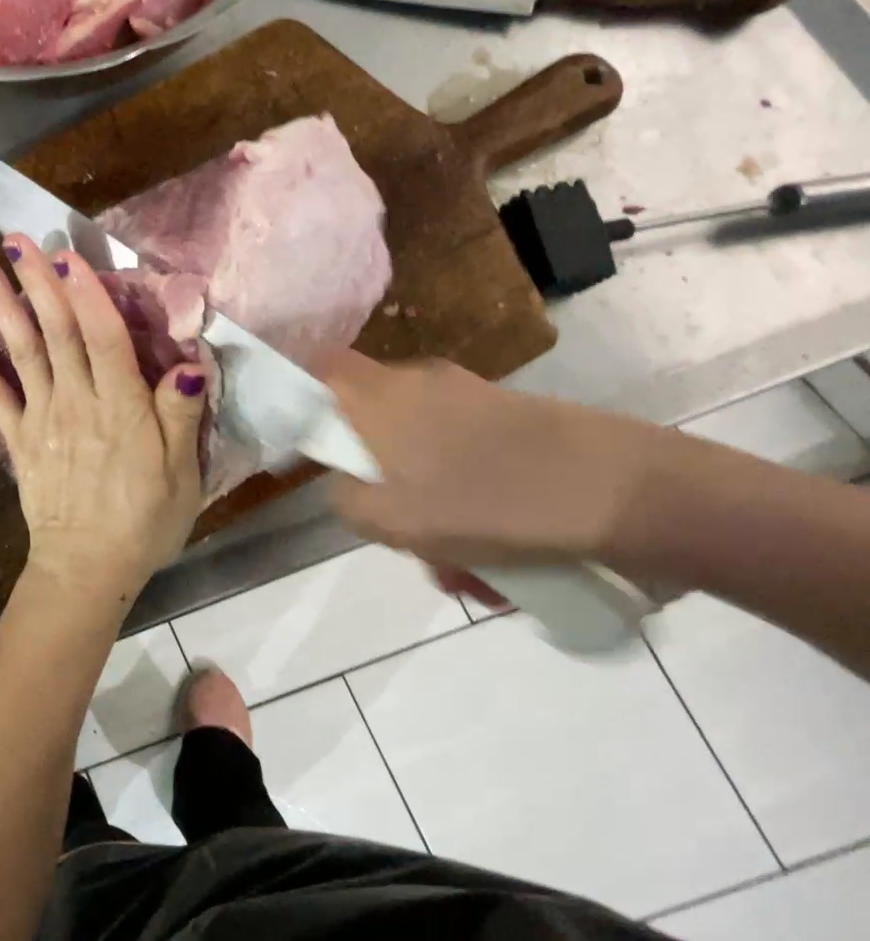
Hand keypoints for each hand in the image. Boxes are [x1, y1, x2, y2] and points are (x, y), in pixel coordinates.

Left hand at [0, 235, 208, 603]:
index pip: (102, 338)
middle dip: (37, 283)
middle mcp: (76, 402)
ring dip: (3, 310)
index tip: (66, 254)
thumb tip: (186, 365)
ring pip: (22, 354)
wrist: (87, 568)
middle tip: (17, 240)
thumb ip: (180, 417)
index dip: (84, 294)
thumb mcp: (182, 474)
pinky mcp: (19, 440)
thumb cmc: (144, 521)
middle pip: (57, 333)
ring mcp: (41, 419)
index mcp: (120, 407)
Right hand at [323, 352, 663, 568]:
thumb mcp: (394, 521)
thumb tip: (347, 488)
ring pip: (426, 461)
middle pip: (372, 428)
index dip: (304, 401)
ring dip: (434, 515)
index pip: (321, 370)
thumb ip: (346, 502)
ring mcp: (478, 405)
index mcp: (384, 396)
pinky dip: (476, 512)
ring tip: (466, 572)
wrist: (639, 498)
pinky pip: (473, 470)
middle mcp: (425, 387)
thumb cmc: (496, 503)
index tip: (311, 451)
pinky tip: (504, 564)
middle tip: (401, 538)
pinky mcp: (522, 428)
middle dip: (380, 487)